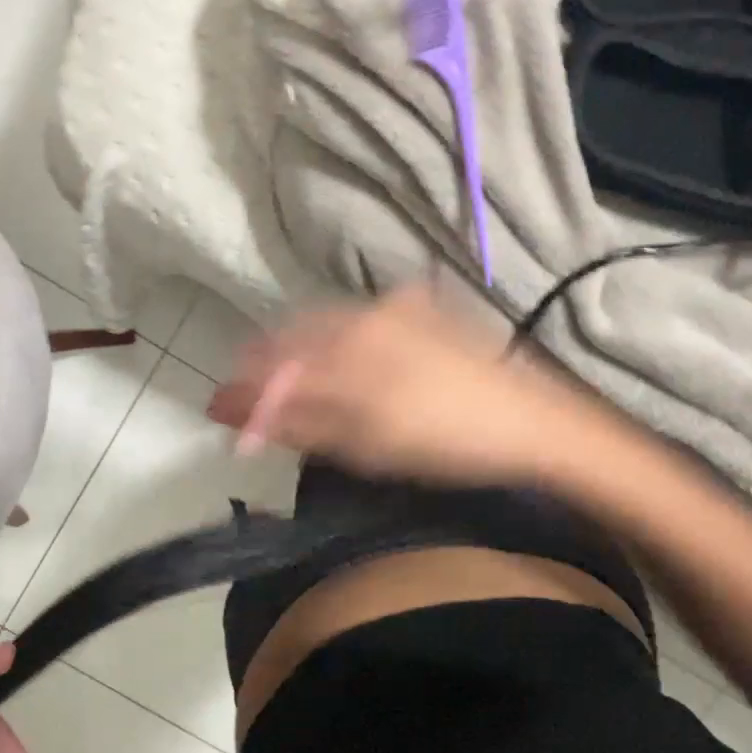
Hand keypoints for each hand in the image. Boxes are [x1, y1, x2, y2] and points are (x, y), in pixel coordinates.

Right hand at [207, 287, 624, 486]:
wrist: (533, 423)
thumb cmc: (447, 443)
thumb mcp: (365, 444)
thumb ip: (298, 423)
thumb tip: (242, 418)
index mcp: (348, 345)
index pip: (272, 363)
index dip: (242, 390)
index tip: (218, 412)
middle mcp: (365, 314)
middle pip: (293, 336)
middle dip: (263, 369)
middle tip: (246, 404)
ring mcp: (396, 308)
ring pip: (324, 326)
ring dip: (295, 355)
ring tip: (284, 390)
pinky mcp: (421, 311)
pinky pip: (358, 320)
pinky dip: (333, 343)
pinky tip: (335, 367)